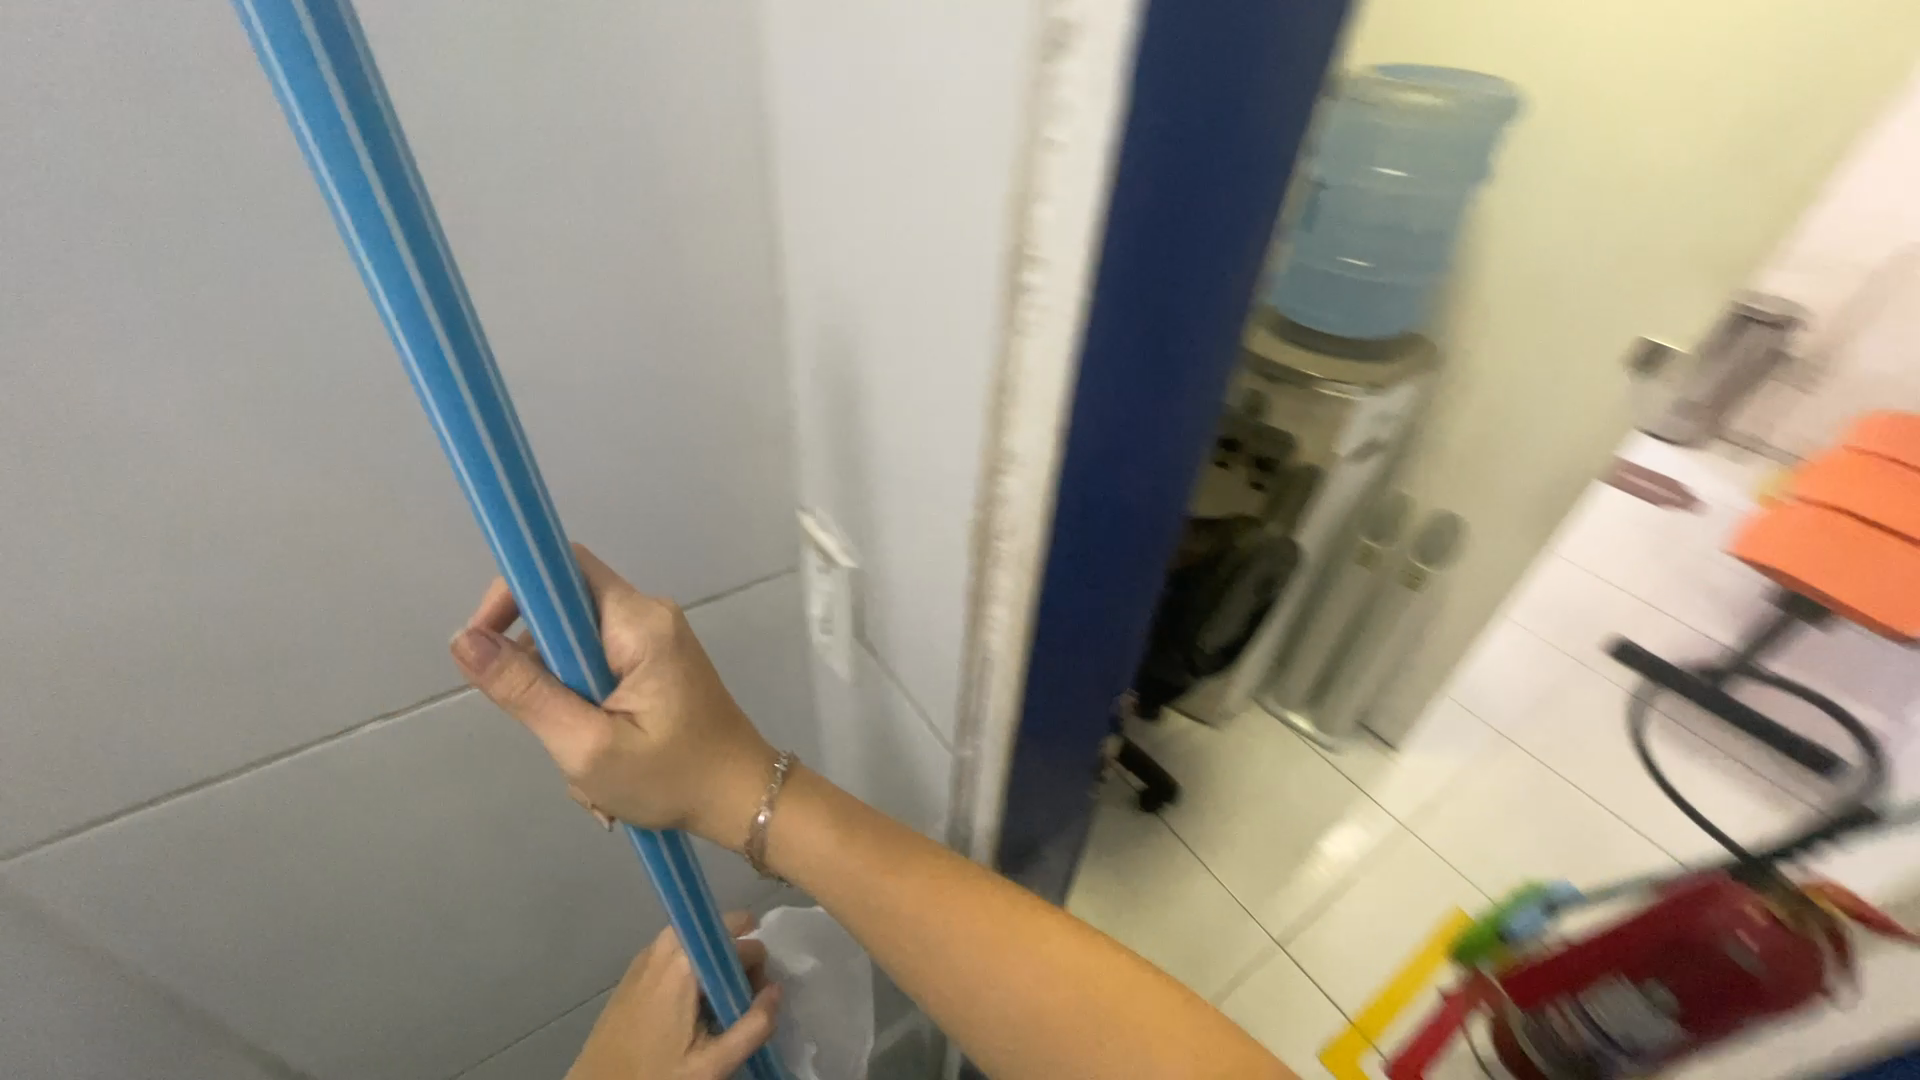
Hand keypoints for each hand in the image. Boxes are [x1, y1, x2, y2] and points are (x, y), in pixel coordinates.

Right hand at [450, 544, 776, 847]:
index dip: (515, 592)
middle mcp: (650, 616)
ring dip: (563, 704)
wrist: (740, 797)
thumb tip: (464, 639)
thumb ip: (525, 690)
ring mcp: (656, 640)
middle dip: (540, 672)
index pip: (564, 568)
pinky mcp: (655, 664)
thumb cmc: (673, 777)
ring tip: (585, 757)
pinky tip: (602, 756)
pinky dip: (586, 711)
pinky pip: (597, 671)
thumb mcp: (586, 744)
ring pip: (574, 652)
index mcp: (640, 623)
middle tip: (552, 726)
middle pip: (563, 614)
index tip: (485, 643)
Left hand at [567, 912, 782, 1079]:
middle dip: (737, 962)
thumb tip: (776, 990)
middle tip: (736, 1005)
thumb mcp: (711, 1066)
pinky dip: (694, 970)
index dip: (758, 971)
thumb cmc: (652, 1079)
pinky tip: (690, 1011)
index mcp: (686, 962)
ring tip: (716, 1009)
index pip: (745, 943)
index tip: (753, 1003)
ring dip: (716, 966)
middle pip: (721, 933)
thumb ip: (754, 1026)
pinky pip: (678, 954)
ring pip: (699, 943)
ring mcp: (646, 956)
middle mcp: (666, 945)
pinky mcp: (634, 971)